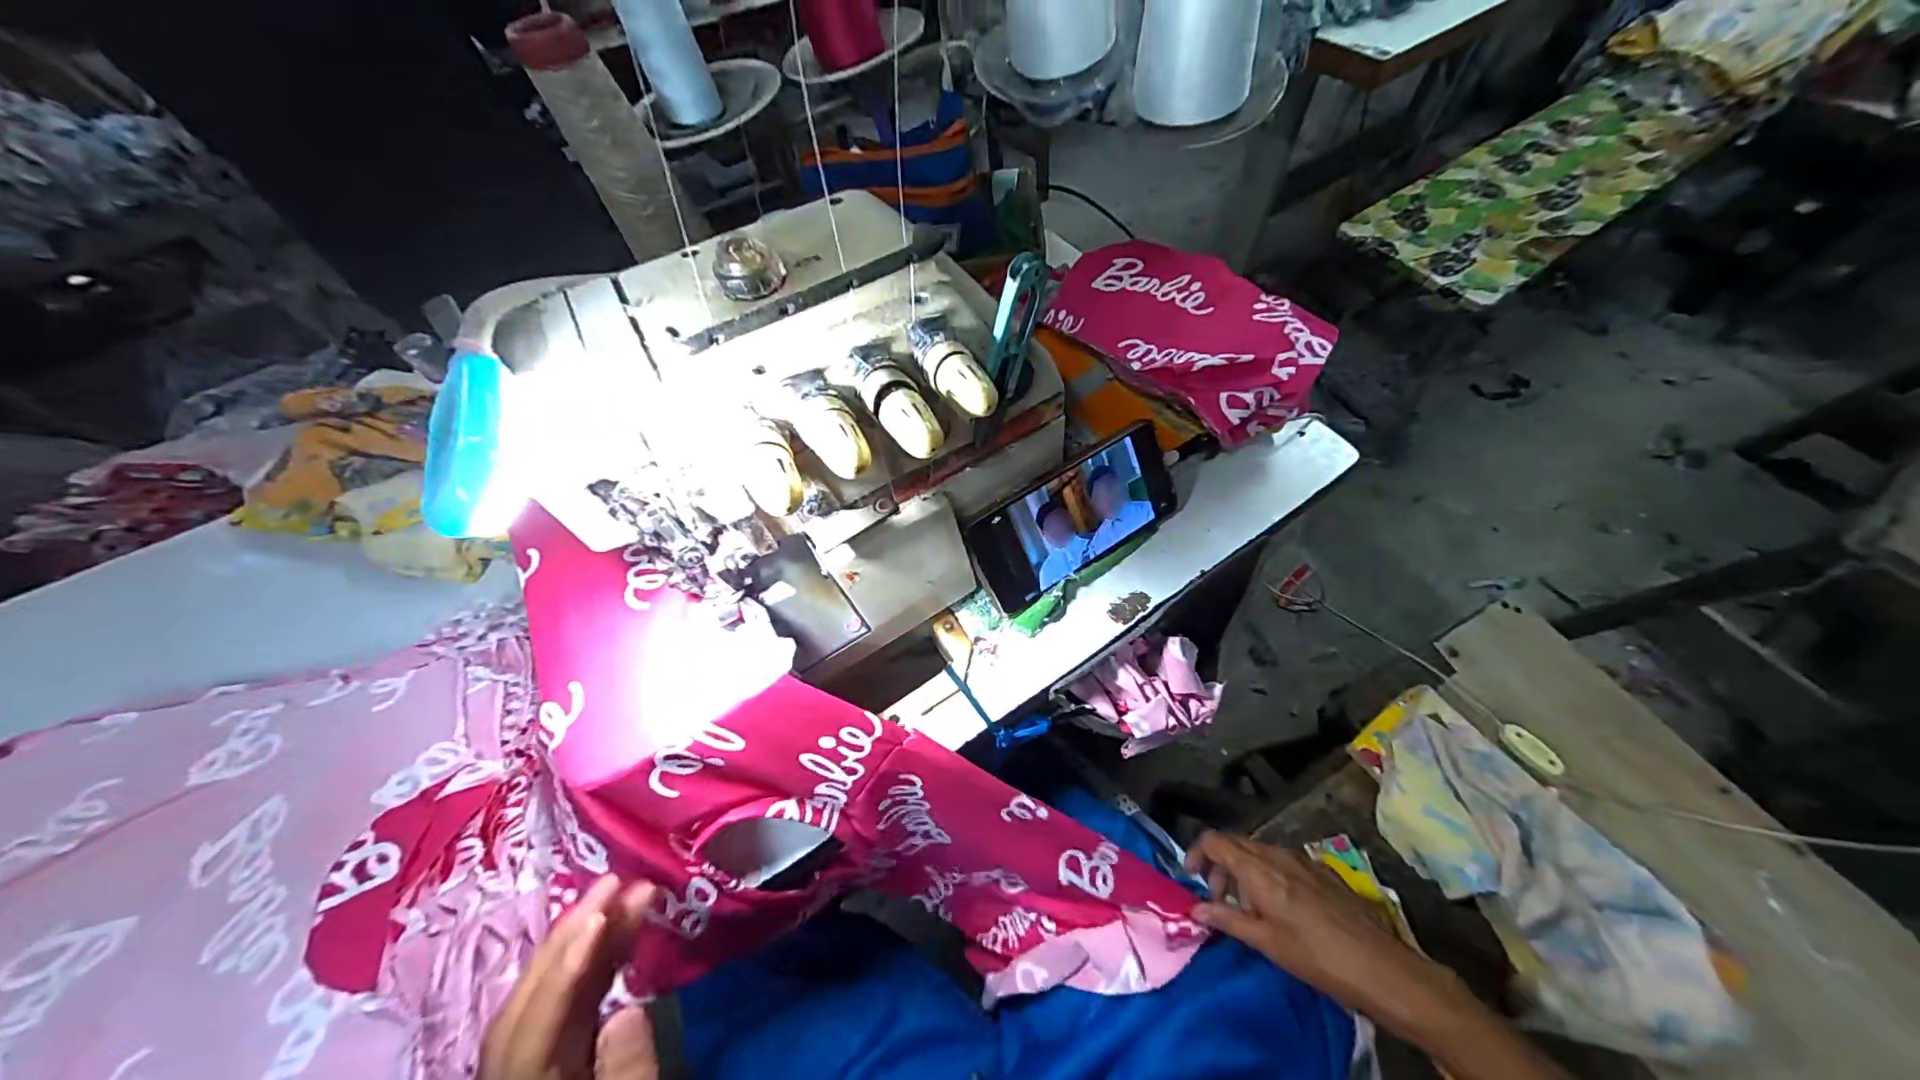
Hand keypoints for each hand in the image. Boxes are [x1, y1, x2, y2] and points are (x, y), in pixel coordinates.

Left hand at [480, 875, 659, 1079]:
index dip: (563, 974)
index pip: (531, 1035)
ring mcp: (529, 1072)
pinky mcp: (553, 1064)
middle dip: (569, 938)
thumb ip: (628, 1078)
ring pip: (543, 1001)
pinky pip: (564, 1009)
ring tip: (624, 893)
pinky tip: (617, 934)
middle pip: (525, 1006)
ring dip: (583, 942)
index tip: (600, 916)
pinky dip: (590, 966)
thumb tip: (627, 1009)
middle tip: (617, 881)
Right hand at [1184, 832, 1452, 1016]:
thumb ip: (1227, 919)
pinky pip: (1282, 861)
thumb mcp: (1265, 942)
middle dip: (1219, 865)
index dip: (1197, 853)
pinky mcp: (1322, 871)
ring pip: (1259, 851)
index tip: (1193, 879)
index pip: (1215, 840)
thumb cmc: (1316, 956)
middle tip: (1218, 899)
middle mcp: (1278, 854)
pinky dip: (1268, 873)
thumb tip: (1196, 909)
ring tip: (1247, 906)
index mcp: (1259, 868)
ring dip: (1243, 869)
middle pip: (1235, 843)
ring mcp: (1303, 860)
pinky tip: (1279, 906)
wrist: (1380, 967)